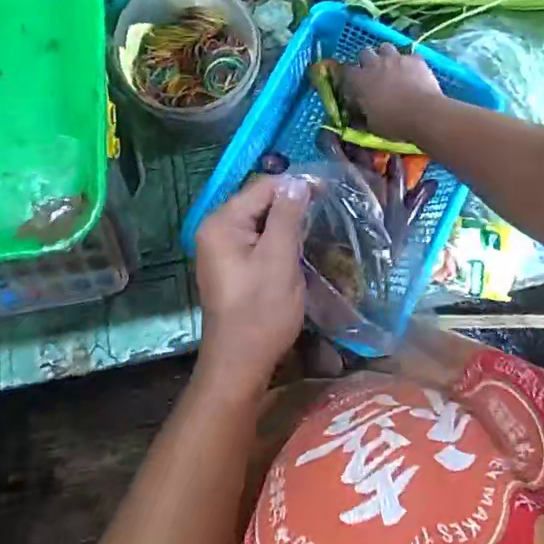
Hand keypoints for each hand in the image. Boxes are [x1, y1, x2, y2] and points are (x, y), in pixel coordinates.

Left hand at [193, 174, 309, 385]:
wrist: (240, 362)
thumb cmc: (261, 312)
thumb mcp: (279, 259)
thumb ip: (287, 216)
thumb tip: (297, 181)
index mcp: (221, 223)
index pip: (262, 187)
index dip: (296, 186)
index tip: (329, 191)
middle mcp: (214, 230)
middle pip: (259, 202)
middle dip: (291, 204)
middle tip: (326, 212)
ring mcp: (219, 249)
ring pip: (260, 222)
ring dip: (286, 223)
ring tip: (316, 228)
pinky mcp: (230, 266)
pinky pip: (256, 240)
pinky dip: (277, 240)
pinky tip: (296, 248)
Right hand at [342, 43, 443, 139]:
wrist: (424, 114)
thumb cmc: (393, 123)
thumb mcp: (372, 125)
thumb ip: (364, 115)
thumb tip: (359, 116)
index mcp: (360, 80)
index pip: (347, 71)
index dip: (350, 77)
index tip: (354, 85)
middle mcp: (375, 64)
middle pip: (365, 53)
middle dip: (367, 61)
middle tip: (374, 75)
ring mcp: (396, 59)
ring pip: (386, 47)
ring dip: (386, 56)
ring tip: (392, 68)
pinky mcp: (415, 59)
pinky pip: (410, 56)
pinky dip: (410, 63)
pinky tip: (414, 73)